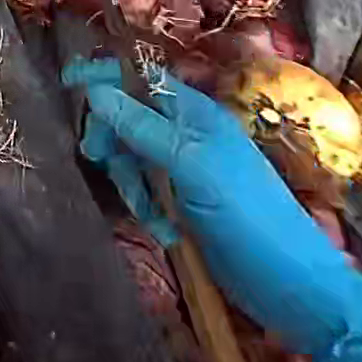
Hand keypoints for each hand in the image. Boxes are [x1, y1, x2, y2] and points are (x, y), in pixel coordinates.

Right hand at [64, 58, 361, 361]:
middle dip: (113, 139)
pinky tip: (164, 228)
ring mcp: (183, 167)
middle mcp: (185, 132)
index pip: (140, 77)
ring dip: (130, 181)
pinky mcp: (181, 200)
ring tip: (149, 210)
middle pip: (127, 117)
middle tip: (100, 157)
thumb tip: (96, 90)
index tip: (68, 82)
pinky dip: (146, 205)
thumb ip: (142, 127)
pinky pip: (145, 188)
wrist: (293, 286)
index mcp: (192, 111)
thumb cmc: (247, 213)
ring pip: (131, 156)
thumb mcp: (191, 166)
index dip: (105, 75)